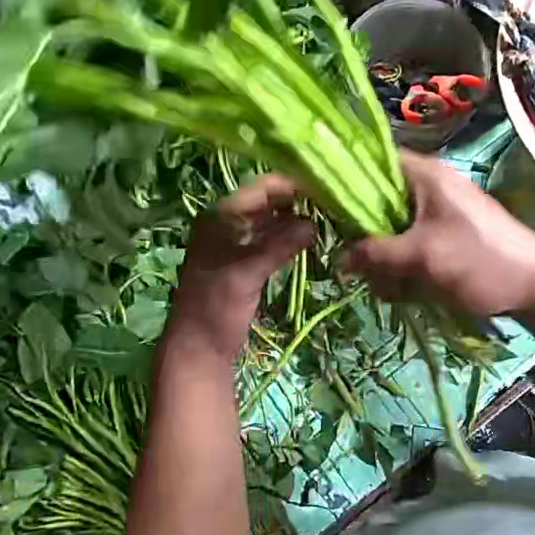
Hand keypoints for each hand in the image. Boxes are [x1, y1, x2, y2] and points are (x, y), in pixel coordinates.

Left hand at [168, 175, 314, 358]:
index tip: (327, 188)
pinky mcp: (245, 263)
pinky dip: (289, 240)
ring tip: (330, 220)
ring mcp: (236, 244)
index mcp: (220, 217)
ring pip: (271, 223)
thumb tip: (313, 224)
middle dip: (299, 202)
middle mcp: (227, 224)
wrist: (199, 348)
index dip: (293, 185)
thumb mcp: (248, 273)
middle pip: (268, 202)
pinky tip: (311, 241)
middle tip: (334, 206)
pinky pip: (270, 242)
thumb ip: (279, 245)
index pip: (262, 188)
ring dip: (296, 222)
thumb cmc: (216, 307)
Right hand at [341, 151, 534, 316]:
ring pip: (391, 230)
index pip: (370, 160)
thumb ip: (375, 254)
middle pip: (375, 201)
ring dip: (386, 261)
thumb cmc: (480, 261)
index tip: (323, 210)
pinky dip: (404, 268)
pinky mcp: (446, 237)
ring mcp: (438, 213)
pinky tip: (408, 292)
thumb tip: (339, 258)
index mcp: (424, 175)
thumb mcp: (420, 257)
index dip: (343, 180)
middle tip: (363, 267)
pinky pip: (410, 247)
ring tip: (393, 288)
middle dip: (366, 238)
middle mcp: (428, 187)